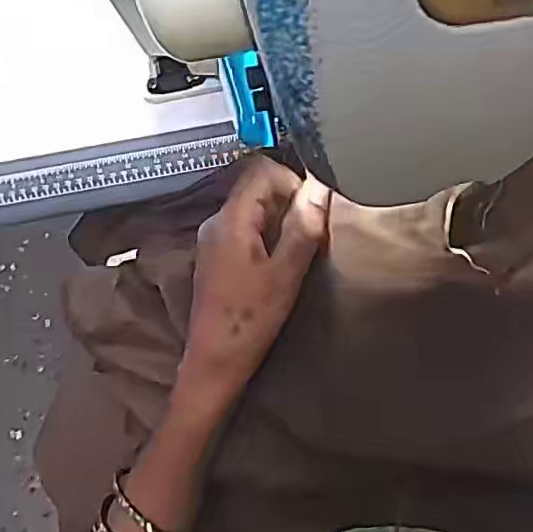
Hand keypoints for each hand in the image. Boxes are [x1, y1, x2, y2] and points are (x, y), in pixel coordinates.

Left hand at [180, 156, 330, 401]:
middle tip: (311, 234)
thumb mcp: (285, 274)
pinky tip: (279, 266)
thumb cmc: (249, 320)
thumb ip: (303, 228)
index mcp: (230, 220)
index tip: (313, 209)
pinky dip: (267, 238)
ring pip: (253, 211)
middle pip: (257, 189)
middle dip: (289, 203)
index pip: (262, 171)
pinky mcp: (216, 258)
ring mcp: (214, 241)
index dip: (293, 181)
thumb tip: (319, 189)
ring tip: (298, 253)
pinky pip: (246, 231)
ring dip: (280, 222)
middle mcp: (216, 223)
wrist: (215, 360)